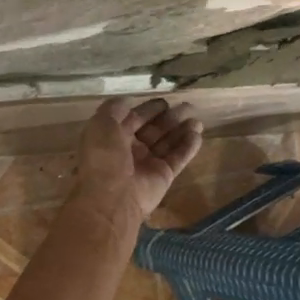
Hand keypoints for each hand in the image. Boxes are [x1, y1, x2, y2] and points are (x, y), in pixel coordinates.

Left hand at [73, 98, 202, 219]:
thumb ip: (114, 109)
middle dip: (169, 118)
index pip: (133, 119)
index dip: (148, 110)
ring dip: (182, 130)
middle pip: (153, 130)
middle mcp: (130, 150)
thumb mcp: (101, 124)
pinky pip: (177, 158)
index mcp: (112, 137)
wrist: (112, 197)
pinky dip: (188, 147)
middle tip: (187, 107)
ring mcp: (147, 164)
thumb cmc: (104, 157)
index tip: (164, 102)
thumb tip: (128, 101)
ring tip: (197, 120)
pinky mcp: (163, 177)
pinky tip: (198, 134)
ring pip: (168, 143)